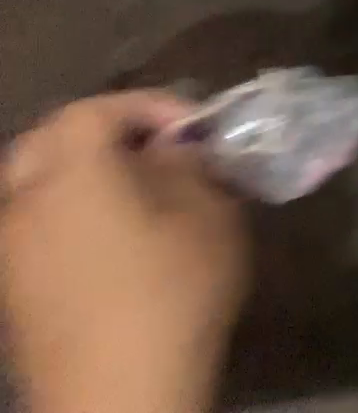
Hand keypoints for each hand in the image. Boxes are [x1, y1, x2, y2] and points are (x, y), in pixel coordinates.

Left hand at [2, 92, 249, 412]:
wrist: (119, 382)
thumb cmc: (176, 285)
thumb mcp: (208, 213)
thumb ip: (187, 167)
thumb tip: (173, 147)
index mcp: (69, 180)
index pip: (89, 111)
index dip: (147, 104)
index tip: (196, 128)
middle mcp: (20, 205)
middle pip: (45, 142)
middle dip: (106, 132)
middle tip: (163, 146)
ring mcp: (7, 248)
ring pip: (33, 181)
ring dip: (88, 169)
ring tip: (149, 185)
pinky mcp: (11, 281)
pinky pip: (34, 218)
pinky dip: (73, 204)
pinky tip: (123, 228)